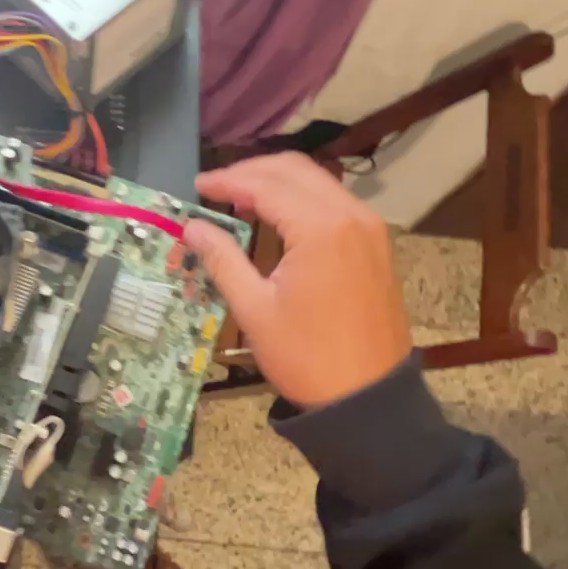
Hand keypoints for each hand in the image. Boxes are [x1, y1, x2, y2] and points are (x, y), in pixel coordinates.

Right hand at [184, 153, 411, 407]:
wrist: (368, 397)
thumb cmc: (305, 356)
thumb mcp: (254, 309)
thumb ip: (222, 259)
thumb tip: (192, 227)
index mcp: (320, 228)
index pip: (265, 185)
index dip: (227, 181)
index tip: (197, 185)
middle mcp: (350, 215)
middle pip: (294, 170)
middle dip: (252, 172)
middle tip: (216, 188)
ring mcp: (369, 228)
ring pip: (317, 182)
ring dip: (277, 183)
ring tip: (240, 200)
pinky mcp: (375, 245)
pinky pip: (333, 203)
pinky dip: (301, 200)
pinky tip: (277, 218)